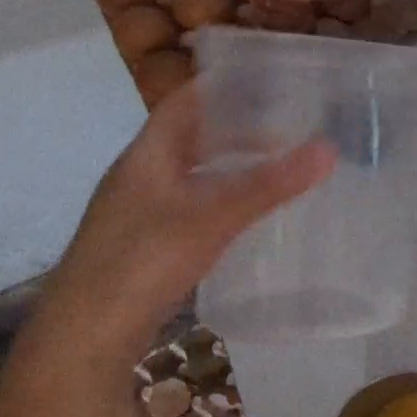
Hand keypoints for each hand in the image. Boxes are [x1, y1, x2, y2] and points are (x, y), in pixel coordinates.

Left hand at [34, 83, 335, 363]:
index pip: (182, 105)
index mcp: (144, 159)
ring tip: (282, 161)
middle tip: (291, 121)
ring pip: (194, 170)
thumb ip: (271, 184)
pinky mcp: (151, 242)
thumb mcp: (213, 218)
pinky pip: (195, 200)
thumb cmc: (141, 264)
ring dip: (233, 161)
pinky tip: (253, 209)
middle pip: (190, 136)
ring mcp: (143, 212)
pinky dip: (226, 192)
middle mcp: (139, 178)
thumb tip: (331, 147)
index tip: (268, 78)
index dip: (221, 87)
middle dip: (238, 125)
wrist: (85, 338)